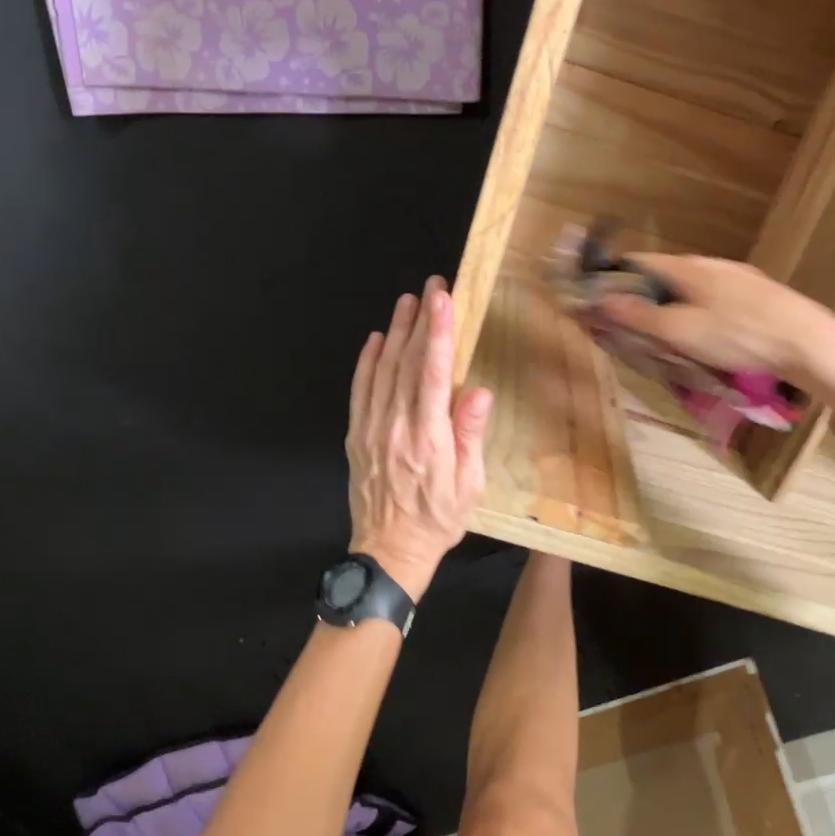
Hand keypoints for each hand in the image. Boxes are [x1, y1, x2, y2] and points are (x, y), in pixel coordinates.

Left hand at [345, 276, 493, 599]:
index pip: (433, 373)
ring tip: (407, 302)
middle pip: (407, 362)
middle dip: (421, 320)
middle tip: (431, 286)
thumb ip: (470, 435)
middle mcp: (396, 426)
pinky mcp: (356, 435)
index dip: (439, 332)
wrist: (390, 550)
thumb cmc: (439, 519)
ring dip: (396, 332)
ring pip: (383, 369)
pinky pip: (361, 390)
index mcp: (428, 437)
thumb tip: (478, 391)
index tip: (443, 298)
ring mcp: (371, 428)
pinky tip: (377, 339)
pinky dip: (368, 361)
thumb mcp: (468, 485)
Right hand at [595, 254, 834, 402]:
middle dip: (642, 296)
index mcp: (687, 267)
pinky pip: (714, 299)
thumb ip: (640, 315)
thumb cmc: (738, 336)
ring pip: (691, 288)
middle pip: (664, 275)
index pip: (638, 261)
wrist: (808, 344)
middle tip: (629, 327)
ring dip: (671, 306)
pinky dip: (697, 312)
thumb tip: (601, 300)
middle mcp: (710, 264)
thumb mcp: (680, 331)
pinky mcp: (757, 296)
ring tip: (665, 336)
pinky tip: (705, 337)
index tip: (598, 300)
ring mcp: (737, 278)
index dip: (614, 278)